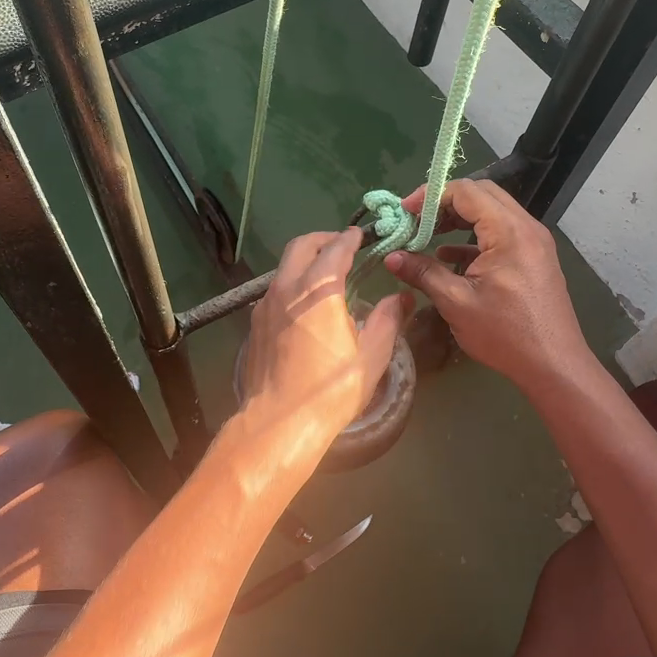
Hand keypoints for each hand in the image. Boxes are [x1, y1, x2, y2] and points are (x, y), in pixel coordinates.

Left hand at [239, 228, 412, 459]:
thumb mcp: (370, 356)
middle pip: (301, 247)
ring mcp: (265, 305)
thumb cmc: (331, 390)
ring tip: (327, 273)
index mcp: (318, 291)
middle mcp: (286, 289)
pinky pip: (275, 290)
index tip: (361, 235)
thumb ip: (386, 321)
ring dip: (306, 261)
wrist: (279, 422)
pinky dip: (293, 283)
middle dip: (323, 240)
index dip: (349, 239)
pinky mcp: (255, 324)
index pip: (335, 250)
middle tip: (343, 245)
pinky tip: (307, 304)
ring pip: (284, 267)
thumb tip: (401, 298)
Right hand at [383, 179, 596, 392]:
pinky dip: (472, 237)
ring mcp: (533, 242)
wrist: (554, 365)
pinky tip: (448, 258)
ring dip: (457, 218)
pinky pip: (499, 233)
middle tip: (415, 220)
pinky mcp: (532, 258)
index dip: (431, 196)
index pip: (466, 191)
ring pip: (491, 212)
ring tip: (426, 236)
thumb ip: (423, 272)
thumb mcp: (456, 302)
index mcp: (509, 232)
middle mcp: (525, 228)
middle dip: (444, 202)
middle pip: (481, 194)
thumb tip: (391, 256)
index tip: (404, 213)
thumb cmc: (505, 333)